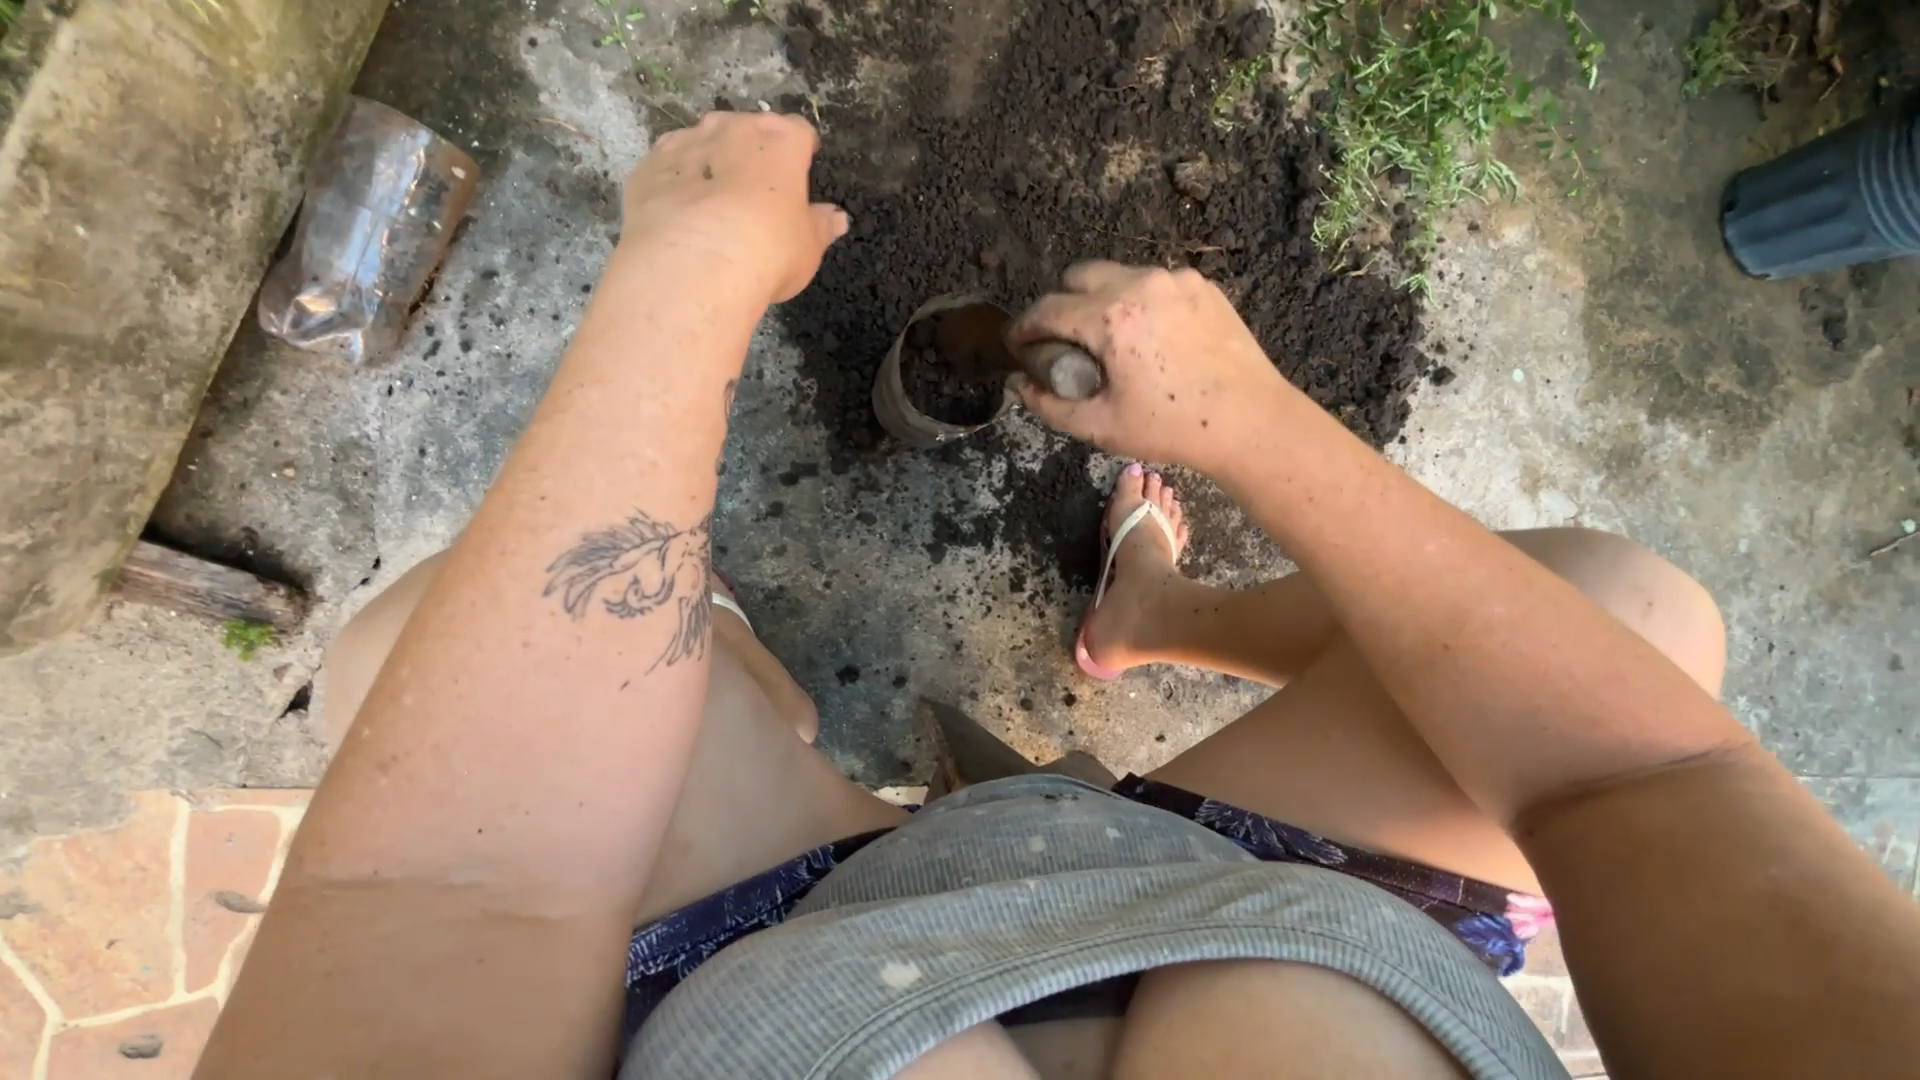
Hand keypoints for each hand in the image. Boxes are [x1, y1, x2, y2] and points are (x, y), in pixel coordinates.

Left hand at [620, 111, 849, 303]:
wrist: (695, 264)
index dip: (802, 150)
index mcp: (780, 140)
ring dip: (711, 164)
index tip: (803, 167)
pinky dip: (676, 185)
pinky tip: (681, 216)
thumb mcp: (808, 247)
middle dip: (752, 155)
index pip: (799, 132)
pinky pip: (668, 168)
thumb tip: (837, 218)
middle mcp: (732, 128)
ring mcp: (685, 142)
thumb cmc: (768, 251)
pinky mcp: (648, 167)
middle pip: (747, 131)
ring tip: (715, 206)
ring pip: (703, 143)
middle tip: (757, 195)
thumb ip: (821, 227)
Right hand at [1007, 262, 1296, 471]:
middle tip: (1062, 341)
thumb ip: (1047, 404)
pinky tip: (1147, 339)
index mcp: (1110, 318)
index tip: (1017, 344)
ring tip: (1106, 341)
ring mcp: (1175, 280)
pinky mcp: (1201, 286)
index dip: (1024, 327)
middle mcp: (1140, 284)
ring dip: (1099, 300)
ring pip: (1117, 275)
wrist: (1250, 421)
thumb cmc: (1171, 428)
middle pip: (1077, 275)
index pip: (1047, 308)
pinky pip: (1153, 284)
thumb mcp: (1100, 426)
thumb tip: (1017, 383)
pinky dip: (1137, 302)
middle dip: (1060, 304)